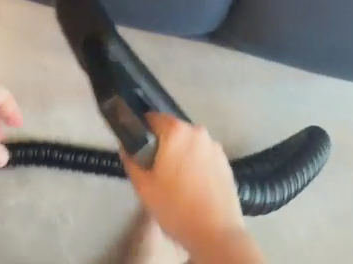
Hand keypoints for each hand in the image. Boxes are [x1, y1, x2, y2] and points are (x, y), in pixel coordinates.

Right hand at [121, 114, 258, 261]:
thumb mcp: (144, 188)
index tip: (140, 150)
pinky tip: (194, 187)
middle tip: (156, 170)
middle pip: (173, 131)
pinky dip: (197, 165)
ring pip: (190, 144)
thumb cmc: (175, 208)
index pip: (153, 118)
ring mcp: (214, 146)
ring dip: (182, 155)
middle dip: (164, 145)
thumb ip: (132, 162)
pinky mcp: (226, 161)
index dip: (143, 131)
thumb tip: (126, 147)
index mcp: (175, 131)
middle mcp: (196, 131)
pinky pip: (204, 156)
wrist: (216, 234)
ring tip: (177, 182)